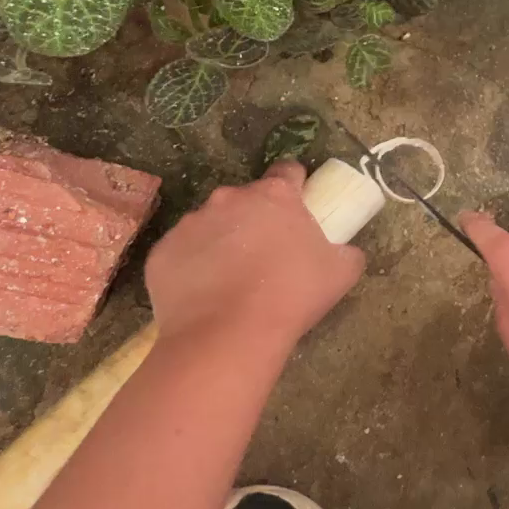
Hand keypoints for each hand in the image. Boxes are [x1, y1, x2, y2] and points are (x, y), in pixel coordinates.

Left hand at [145, 161, 366, 356]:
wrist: (227, 337)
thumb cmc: (291, 295)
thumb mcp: (342, 271)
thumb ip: (347, 251)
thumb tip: (345, 251)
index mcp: (276, 195)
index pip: (287, 171)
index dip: (295, 187)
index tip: (298, 208)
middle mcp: (230, 199)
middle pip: (246, 198)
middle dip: (256, 217)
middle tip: (267, 252)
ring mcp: (191, 224)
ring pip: (211, 223)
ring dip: (223, 239)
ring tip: (232, 277)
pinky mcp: (162, 252)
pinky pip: (182, 252)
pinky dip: (193, 265)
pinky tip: (205, 293)